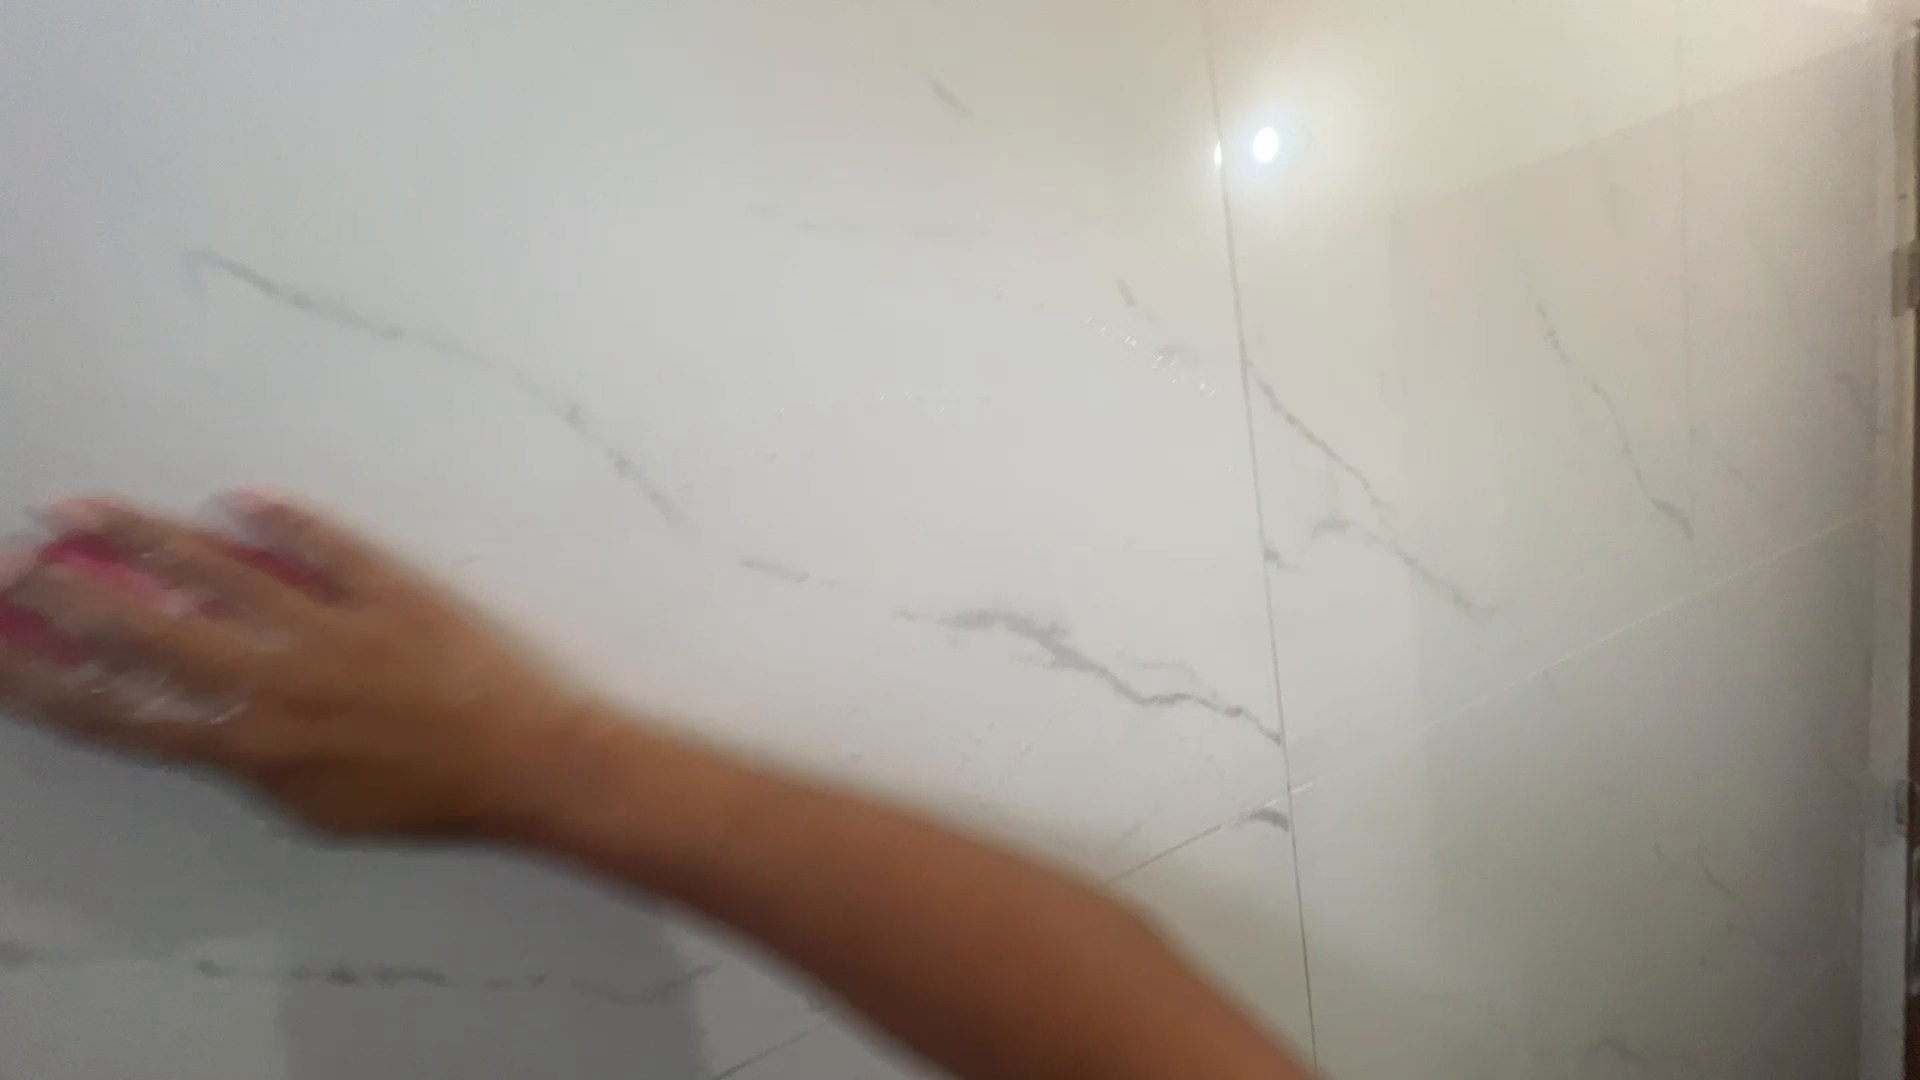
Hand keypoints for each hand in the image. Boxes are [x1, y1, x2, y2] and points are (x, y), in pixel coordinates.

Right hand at [0, 494, 603, 837]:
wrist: (528, 758)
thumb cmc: (435, 796)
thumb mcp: (323, 810)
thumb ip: (258, 770)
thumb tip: (217, 733)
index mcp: (254, 746)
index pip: (120, 712)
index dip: (43, 679)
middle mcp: (283, 682)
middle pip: (151, 632)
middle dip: (70, 595)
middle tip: (17, 561)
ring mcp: (343, 630)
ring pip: (228, 576)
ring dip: (154, 540)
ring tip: (94, 510)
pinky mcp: (402, 597)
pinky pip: (335, 549)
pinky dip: (290, 522)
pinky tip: (250, 500)